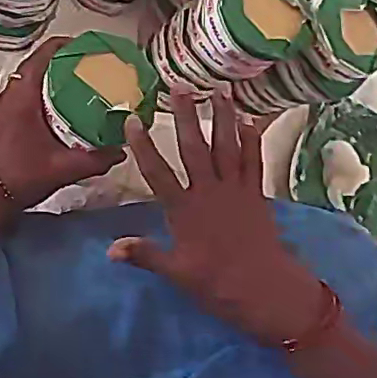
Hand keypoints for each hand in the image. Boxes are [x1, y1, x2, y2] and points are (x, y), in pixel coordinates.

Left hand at [0, 36, 124, 208]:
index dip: (62, 45)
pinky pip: (22, 93)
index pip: (41, 57)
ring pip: (27, 79)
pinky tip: (58, 104)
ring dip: (48, 75)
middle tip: (86, 63)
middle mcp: (9, 97)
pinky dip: (40, 90)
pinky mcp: (2, 118)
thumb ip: (97, 158)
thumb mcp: (66, 167)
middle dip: (60, 59)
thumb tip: (122, 150)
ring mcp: (2, 107)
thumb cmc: (23, 177)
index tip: (84, 45)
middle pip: (35, 64)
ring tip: (76, 80)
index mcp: (22, 98)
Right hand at [113, 85, 329, 344]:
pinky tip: (250, 119)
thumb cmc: (216, 283)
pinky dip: (252, 140)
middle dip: (185, 116)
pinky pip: (254, 161)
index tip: (133, 120)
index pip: (158, 173)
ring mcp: (236, 190)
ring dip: (222, 117)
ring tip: (218, 90)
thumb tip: (110, 250)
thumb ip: (145, 255)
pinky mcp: (257, 194)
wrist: (266, 290)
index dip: (143, 146)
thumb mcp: (176, 273)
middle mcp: (209, 192)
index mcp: (185, 210)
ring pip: (227, 146)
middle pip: (194, 148)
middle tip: (179, 87)